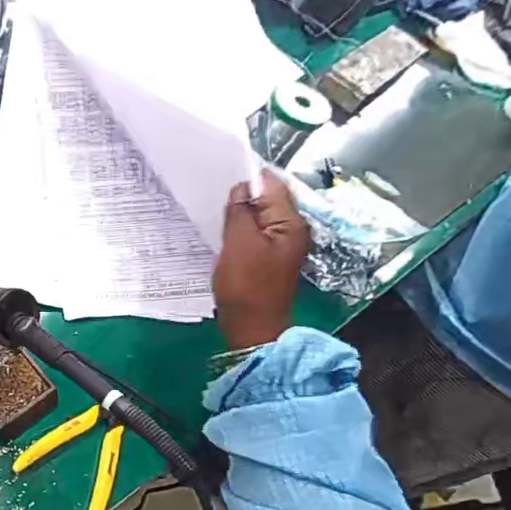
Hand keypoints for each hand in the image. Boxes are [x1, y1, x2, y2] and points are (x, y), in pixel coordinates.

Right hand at [213, 169, 310, 349]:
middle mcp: (293, 230)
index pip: (272, 185)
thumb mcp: (239, 245)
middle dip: (244, 198)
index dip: (248, 180)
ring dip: (241, 217)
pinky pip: (257, 236)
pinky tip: (227, 239)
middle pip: (269, 200)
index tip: (221, 181)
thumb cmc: (246, 288)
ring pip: (261, 219)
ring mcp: (283, 247)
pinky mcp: (270, 261)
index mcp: (292, 222)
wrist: (251, 329)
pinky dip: (242, 233)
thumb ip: (241, 212)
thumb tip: (241, 189)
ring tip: (219, 220)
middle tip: (216, 202)